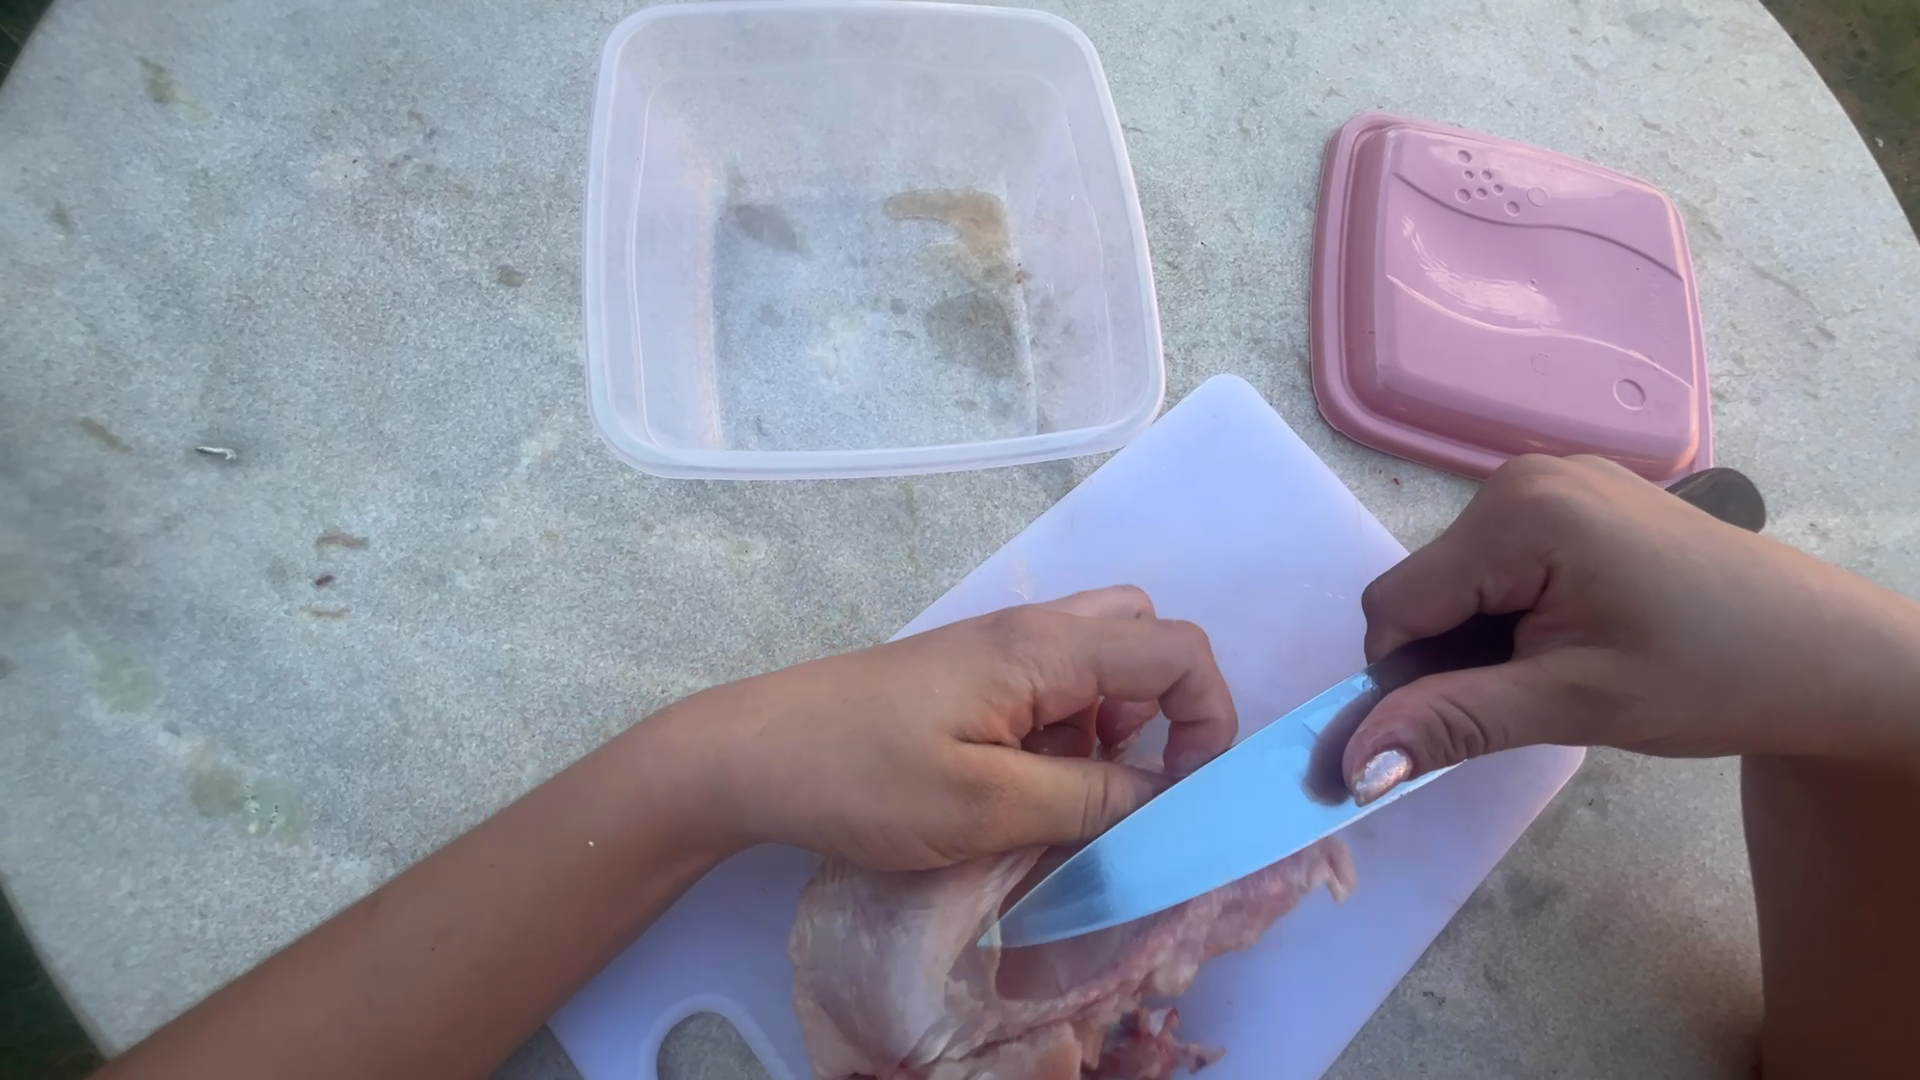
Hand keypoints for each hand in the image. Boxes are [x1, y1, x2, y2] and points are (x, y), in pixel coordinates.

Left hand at [652, 586, 1236, 870]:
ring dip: (1111, 722)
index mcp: (1046, 647)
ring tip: (1062, 786)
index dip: (1209, 718)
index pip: (1177, 650)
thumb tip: (1170, 798)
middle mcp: (1032, 631)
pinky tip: (1020, 779)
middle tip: (1122, 771)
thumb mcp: (987, 805)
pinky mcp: (973, 675)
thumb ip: (1091, 798)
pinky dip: (1067, 729)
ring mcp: (999, 650)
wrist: (758, 753)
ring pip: (1098, 662)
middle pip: (1141, 637)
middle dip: (1160, 707)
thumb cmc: (865, 776)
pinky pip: (1053, 686)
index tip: (1185, 792)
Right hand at [1344, 455, 1919, 799]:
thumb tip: (1356, 765)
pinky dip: (1500, 608)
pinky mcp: (1563, 495)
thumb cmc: (1721, 678)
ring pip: (1451, 576)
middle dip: (1451, 650)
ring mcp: (1545, 479)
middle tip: (1528, 689)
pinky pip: (1486, 560)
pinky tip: (1560, 629)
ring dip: (1475, 632)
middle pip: (1425, 586)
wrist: (1845, 661)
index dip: (1408, 670)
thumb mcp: (1577, 706)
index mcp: (1520, 512)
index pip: (1396, 602)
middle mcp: (1520, 477)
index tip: (1464, 713)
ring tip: (1553, 659)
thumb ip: (1453, 723)